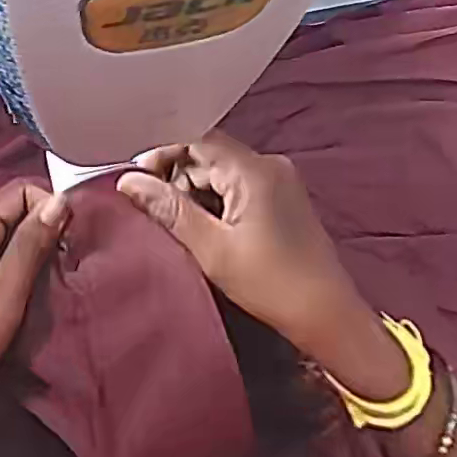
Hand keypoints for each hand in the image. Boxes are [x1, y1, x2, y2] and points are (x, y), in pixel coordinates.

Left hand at [0, 180, 69, 456]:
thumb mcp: (5, 294)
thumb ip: (32, 243)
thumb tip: (60, 200)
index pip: (17, 190)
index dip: (48, 205)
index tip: (69, 237)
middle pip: (7, 206)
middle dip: (39, 224)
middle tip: (60, 259)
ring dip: (25, 242)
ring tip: (43, 274)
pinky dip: (7, 256)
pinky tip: (18, 283)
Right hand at [116, 132, 375, 365]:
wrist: (328, 316)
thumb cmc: (272, 284)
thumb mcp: (211, 248)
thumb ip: (168, 209)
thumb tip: (128, 182)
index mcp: (254, 170)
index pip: (196, 140)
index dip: (162, 155)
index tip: (138, 183)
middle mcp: (269, 165)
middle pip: (207, 155)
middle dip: (176, 180)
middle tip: (157, 215)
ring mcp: (278, 180)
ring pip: (219, 172)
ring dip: (194, 194)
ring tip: (183, 229)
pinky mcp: (281, 198)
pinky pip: (236, 186)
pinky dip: (215, 202)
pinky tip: (207, 232)